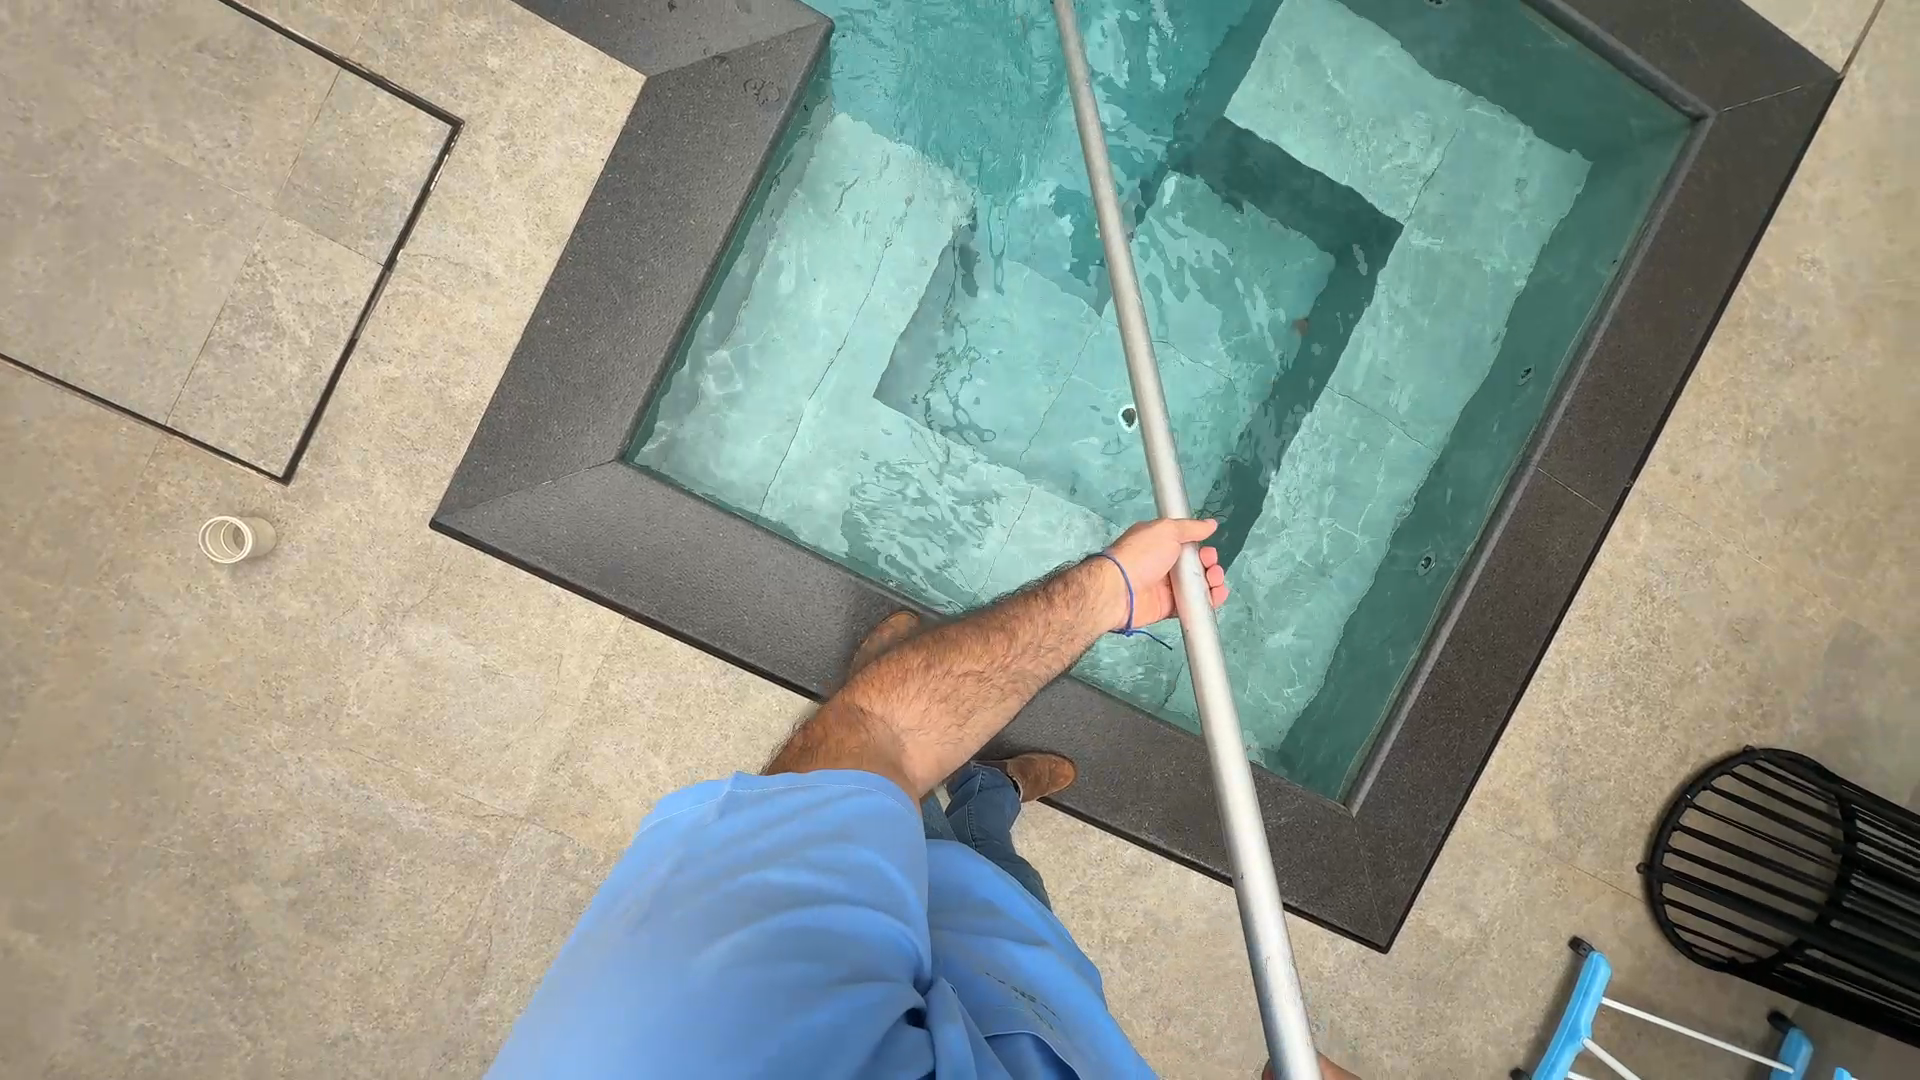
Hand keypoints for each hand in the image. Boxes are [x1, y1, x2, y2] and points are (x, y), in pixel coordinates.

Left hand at [1098, 518, 1227, 629]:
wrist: (1120, 590)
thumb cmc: (1141, 555)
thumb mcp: (1166, 530)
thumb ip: (1190, 528)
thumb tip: (1210, 524)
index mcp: (1159, 544)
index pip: (1186, 544)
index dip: (1201, 547)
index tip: (1208, 550)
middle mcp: (1163, 564)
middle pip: (1195, 565)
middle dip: (1209, 565)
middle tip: (1211, 566)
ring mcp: (1166, 587)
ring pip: (1197, 585)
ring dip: (1212, 582)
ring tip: (1215, 581)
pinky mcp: (1168, 607)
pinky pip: (1193, 604)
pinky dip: (1208, 601)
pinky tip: (1216, 595)